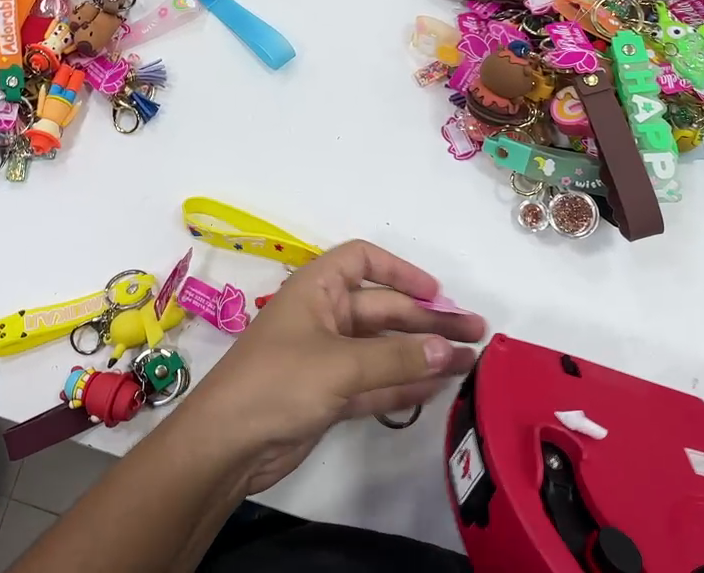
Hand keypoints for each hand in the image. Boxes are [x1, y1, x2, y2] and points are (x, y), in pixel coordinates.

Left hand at [173, 240, 485, 494]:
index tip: (438, 293)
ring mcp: (327, 356)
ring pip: (383, 348)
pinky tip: (438, 388)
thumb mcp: (340, 365)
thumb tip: (446, 349)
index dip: (400, 270)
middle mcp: (324, 316)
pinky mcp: (329, 394)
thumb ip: (396, 359)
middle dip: (426, 320)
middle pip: (383, 308)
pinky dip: (403, 384)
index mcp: (316, 289)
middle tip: (476, 335)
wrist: (228, 442)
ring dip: (422, 354)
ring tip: (469, 363)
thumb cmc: (278, 382)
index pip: (362, 260)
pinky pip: (375, 381)